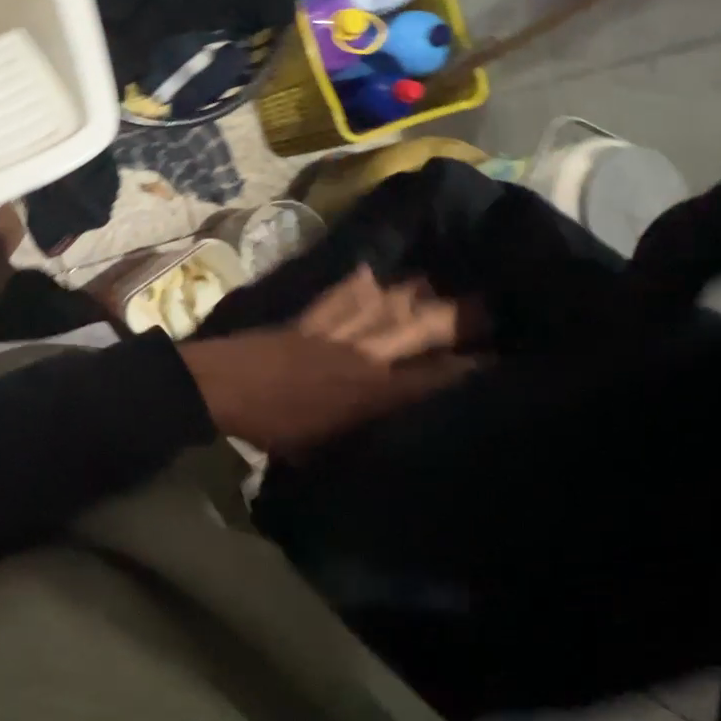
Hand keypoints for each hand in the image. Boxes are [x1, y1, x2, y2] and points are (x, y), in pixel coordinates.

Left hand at [179, 267, 474, 453]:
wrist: (222, 388)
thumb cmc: (272, 428)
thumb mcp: (322, 448)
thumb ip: (358, 435)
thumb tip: (383, 431)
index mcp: (370, 394)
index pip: (431, 378)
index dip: (467, 368)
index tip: (498, 357)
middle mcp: (362, 356)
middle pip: (418, 329)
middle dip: (456, 317)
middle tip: (487, 306)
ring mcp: (334, 331)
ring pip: (383, 305)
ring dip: (412, 293)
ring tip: (437, 282)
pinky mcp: (307, 317)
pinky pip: (339, 297)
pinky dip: (356, 285)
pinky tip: (371, 272)